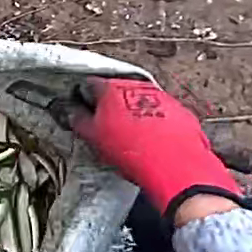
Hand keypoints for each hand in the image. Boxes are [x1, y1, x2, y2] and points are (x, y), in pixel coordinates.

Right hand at [63, 77, 241, 222]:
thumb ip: (78, 120)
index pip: (89, 85)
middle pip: (116, 91)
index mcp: (110, 89)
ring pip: (140, 101)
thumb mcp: (93, 137)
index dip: (82, 97)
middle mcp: (137, 86)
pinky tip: (152, 140)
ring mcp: (162, 98)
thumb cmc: (128, 150)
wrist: (177, 167)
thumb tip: (68, 111)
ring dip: (133, 112)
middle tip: (105, 124)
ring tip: (130, 135)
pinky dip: (155, 121)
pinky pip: (161, 112)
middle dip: (110, 104)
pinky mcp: (182, 112)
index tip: (82, 110)